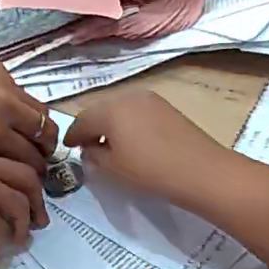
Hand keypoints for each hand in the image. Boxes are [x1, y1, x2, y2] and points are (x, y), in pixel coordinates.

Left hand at [0, 25, 56, 214]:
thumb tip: (4, 153)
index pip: (29, 156)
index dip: (36, 168)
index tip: (36, 174)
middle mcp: (7, 110)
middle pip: (46, 132)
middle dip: (48, 148)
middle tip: (43, 156)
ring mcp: (9, 88)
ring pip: (42, 111)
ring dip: (43, 126)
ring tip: (36, 135)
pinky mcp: (5, 72)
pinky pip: (25, 94)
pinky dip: (26, 108)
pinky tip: (12, 113)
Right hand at [0, 141, 46, 254]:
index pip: (6, 159)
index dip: (20, 179)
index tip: (24, 195)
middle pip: (26, 176)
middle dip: (37, 198)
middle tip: (39, 218)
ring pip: (21, 203)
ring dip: (27, 223)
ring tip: (22, 239)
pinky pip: (6, 228)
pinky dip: (9, 240)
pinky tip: (1, 249)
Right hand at [64, 90, 229, 209]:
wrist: (201, 170)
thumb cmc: (150, 171)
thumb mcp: (113, 169)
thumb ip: (94, 156)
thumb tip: (90, 148)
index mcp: (109, 110)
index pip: (82, 120)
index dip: (72, 135)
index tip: (67, 147)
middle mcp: (127, 97)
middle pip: (100, 110)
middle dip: (91, 126)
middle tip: (86, 145)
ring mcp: (150, 99)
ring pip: (120, 108)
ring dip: (110, 123)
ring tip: (109, 144)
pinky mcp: (166, 107)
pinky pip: (137, 111)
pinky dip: (128, 122)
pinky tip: (131, 140)